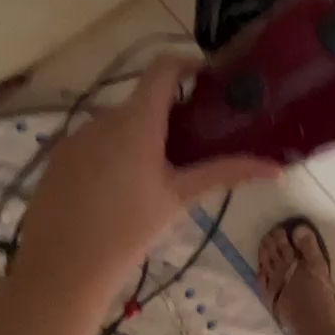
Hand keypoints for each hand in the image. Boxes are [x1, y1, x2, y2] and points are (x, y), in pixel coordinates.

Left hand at [13, 56, 279, 294]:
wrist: (60, 271)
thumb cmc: (129, 229)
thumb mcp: (181, 198)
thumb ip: (227, 173)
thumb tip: (277, 169)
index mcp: (137, 120)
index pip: (163, 68)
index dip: (188, 63)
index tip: (210, 78)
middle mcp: (102, 119)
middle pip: (143, 101)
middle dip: (170, 114)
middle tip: (196, 142)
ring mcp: (74, 139)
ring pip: (118, 124)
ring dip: (142, 135)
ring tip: (160, 172)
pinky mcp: (57, 161)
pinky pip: (94, 143)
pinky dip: (114, 153)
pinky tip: (121, 191)